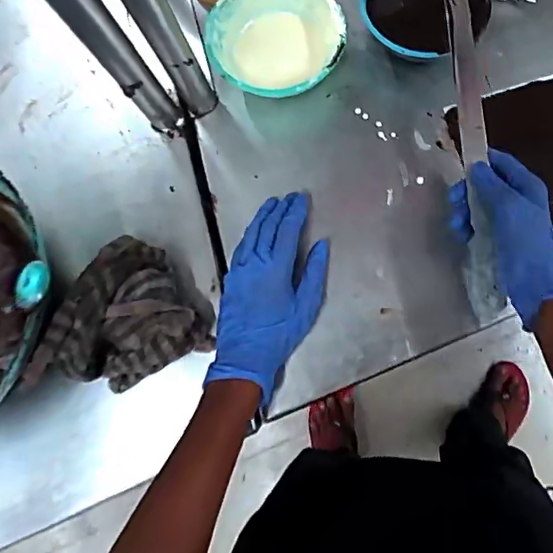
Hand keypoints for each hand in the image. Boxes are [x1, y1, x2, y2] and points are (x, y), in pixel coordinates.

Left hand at [206, 192, 329, 405]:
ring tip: (272, 204)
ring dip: (263, 216)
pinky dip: (251, 231)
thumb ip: (314, 273)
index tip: (301, 199)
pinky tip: (255, 229)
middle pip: (268, 227)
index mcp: (276, 266)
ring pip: (252, 233)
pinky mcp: (232, 276)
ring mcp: (240, 268)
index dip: (295, 212)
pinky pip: (243, 245)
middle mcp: (256, 261)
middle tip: (289, 197)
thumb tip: (320, 245)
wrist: (243, 356)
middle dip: (280, 209)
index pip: (286, 230)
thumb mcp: (306, 306)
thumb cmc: (280, 333)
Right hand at [449, 149, 552, 328]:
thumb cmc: (525, 242)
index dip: (481, 160)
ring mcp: (510, 220)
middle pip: (487, 183)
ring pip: (480, 204)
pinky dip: (469, 227)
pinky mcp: (501, 238)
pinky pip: (480, 224)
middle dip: (468, 191)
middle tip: (453, 201)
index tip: (458, 166)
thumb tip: (476, 165)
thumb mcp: (508, 207)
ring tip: (457, 226)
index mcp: (527, 186)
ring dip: (465, 211)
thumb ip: (491, 184)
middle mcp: (519, 199)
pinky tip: (461, 237)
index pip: (501, 162)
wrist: (536, 286)